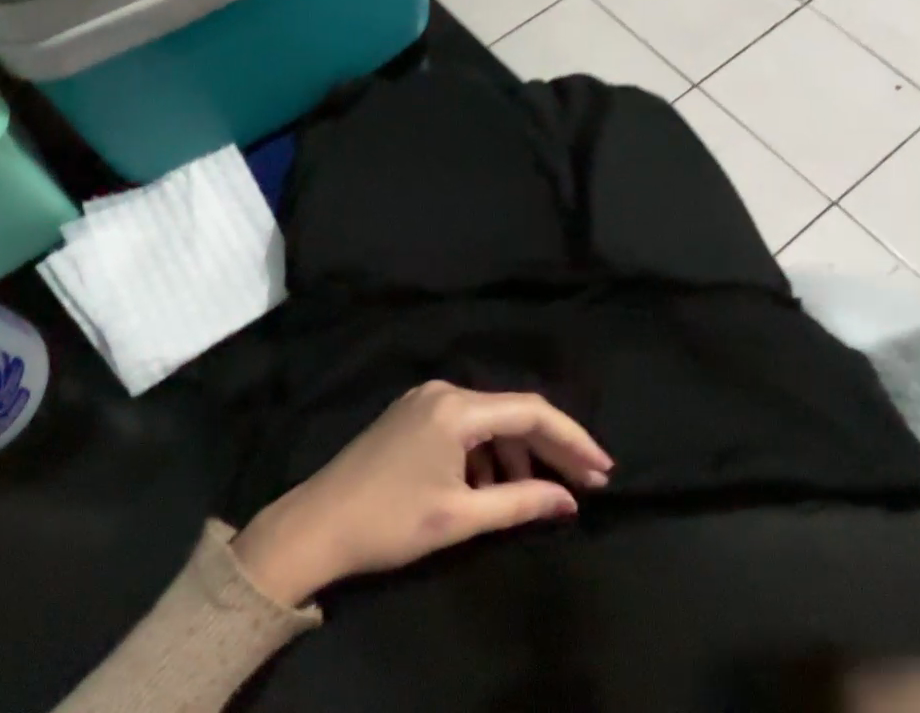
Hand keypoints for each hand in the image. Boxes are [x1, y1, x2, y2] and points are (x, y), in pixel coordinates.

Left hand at [231, 382, 613, 606]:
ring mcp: (424, 403)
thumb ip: (521, 503)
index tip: (605, 471)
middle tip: (586, 486)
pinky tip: (494, 489)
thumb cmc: (389, 522)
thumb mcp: (460, 516)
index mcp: (456, 408)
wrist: (314, 527)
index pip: (532, 412)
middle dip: (551, 449)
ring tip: (536, 497)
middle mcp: (442, 393)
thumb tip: (570, 501)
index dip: (574, 440)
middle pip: (513, 414)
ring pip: (490, 422)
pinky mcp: (411, 418)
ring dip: (518, 457)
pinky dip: (488, 457)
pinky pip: (465, 429)